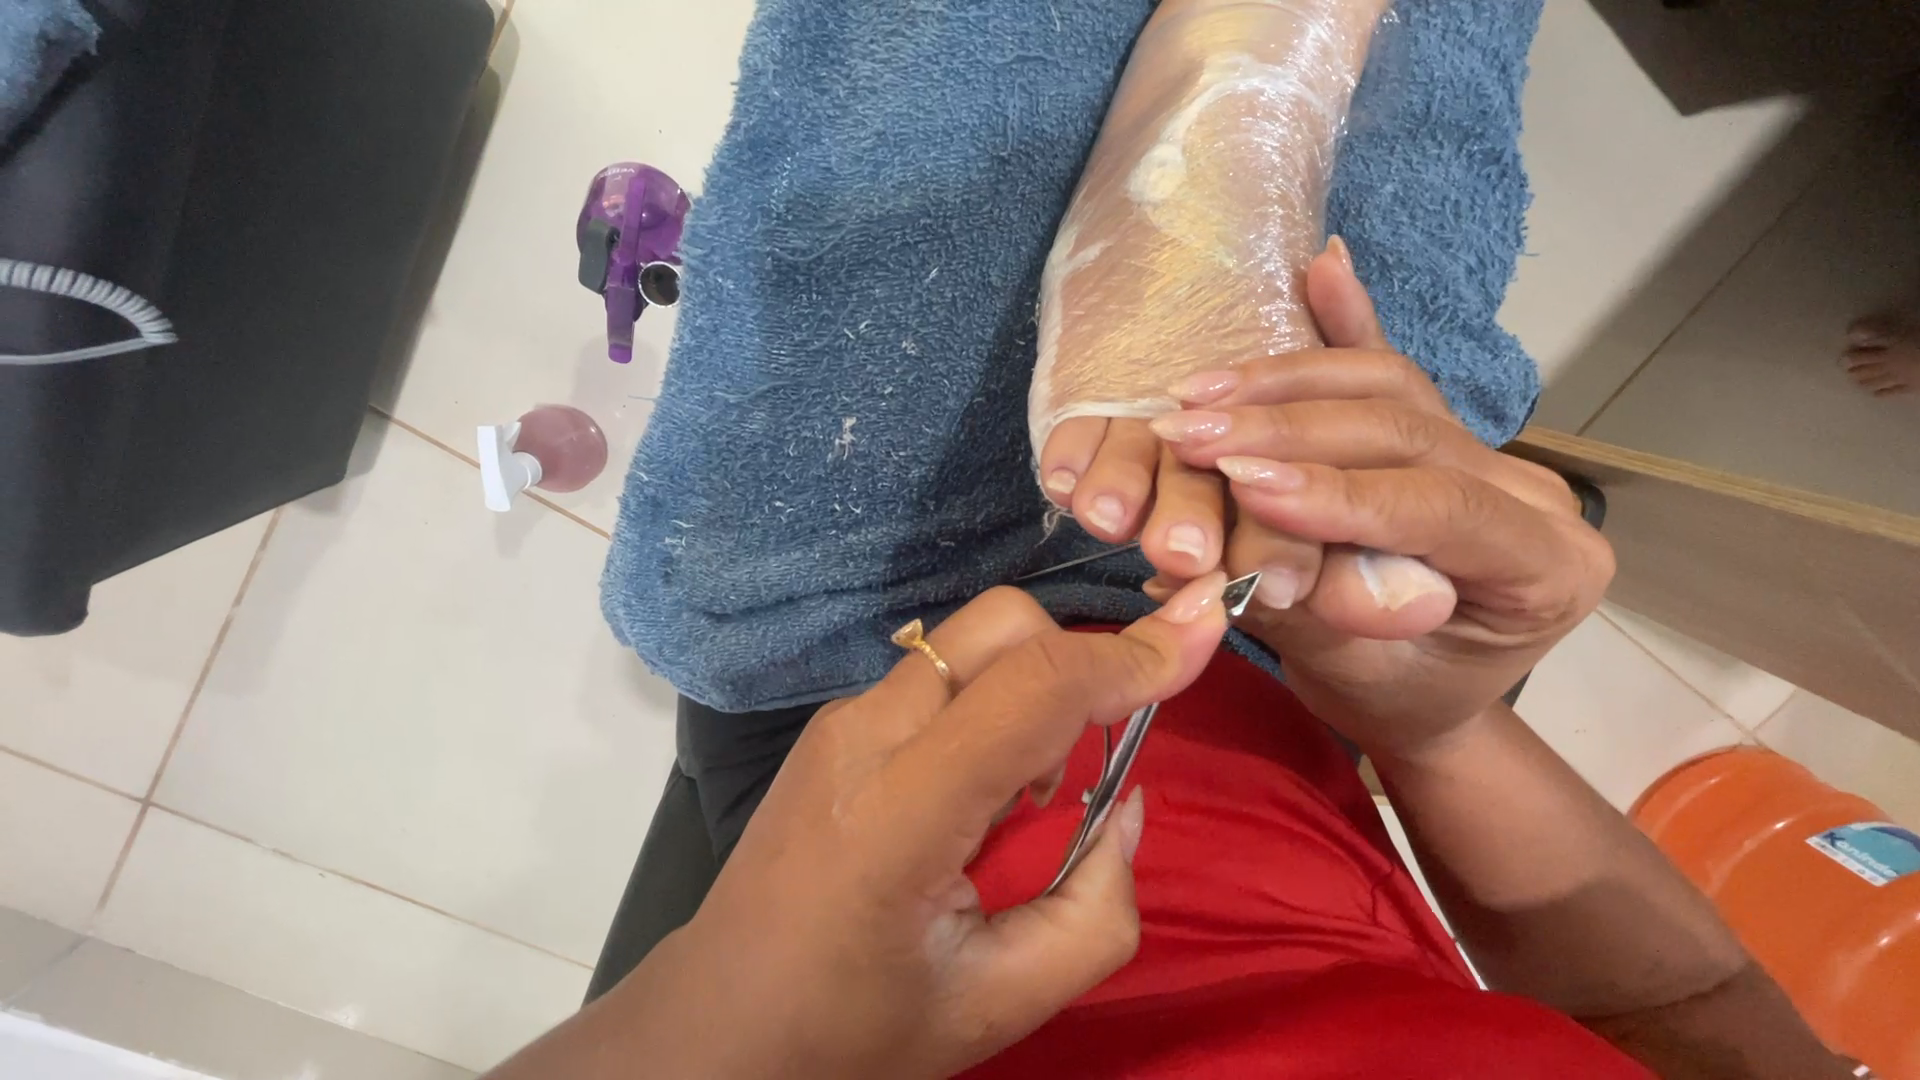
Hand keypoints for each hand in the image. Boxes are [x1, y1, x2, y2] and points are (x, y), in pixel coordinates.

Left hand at [620, 578, 1229, 1077]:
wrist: (719, 1019)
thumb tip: (1126, 799)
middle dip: (1080, 653)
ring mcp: (842, 717)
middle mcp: (864, 735)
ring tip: (1026, 789)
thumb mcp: (999, 1000)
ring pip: (969, 638)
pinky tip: (980, 783)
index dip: (1130, 655)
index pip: (1033, 689)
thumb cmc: (856, 1026)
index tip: (1203, 634)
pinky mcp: (836, 718)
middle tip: (1099, 741)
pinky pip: (940, 671)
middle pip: (1000, 625)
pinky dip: (991, 697)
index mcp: (901, 812)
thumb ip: (1095, 908)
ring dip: (1033, 679)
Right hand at [1147, 250, 1613, 759]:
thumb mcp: (1355, 678)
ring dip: (1286, 381)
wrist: (1418, 694)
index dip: (1337, 491)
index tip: (1242, 481)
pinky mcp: (1436, 434)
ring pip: (1388, 386)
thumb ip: (1316, 615)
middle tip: (1192, 432)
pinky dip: (1350, 320)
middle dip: (1287, 429)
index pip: (1438, 507)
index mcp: (1544, 569)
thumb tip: (1244, 557)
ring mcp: (1485, 452)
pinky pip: (1392, 370)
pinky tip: (1321, 268)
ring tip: (1200, 392)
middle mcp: (1527, 492)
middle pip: (1404, 430)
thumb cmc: (1394, 698)